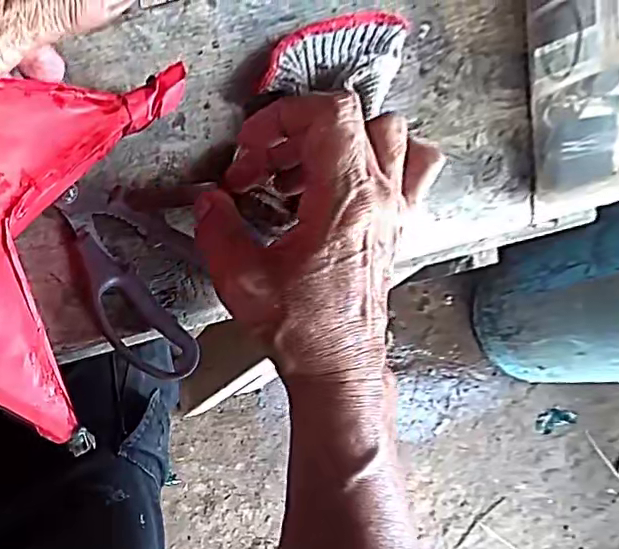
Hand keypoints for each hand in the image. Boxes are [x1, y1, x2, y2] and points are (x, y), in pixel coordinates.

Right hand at [193, 92, 442, 387]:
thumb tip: (208, 204)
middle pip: (350, 120)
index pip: (326, 115)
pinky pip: (410, 165)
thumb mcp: (242, 280)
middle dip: (295, 135)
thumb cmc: (302, 330)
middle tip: (261, 169)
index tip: (250, 147)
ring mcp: (395, 208)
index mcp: (344, 199)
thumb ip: (219, 233)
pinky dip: (379, 159)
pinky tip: (347, 183)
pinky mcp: (396, 225)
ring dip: (338, 142)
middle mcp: (380, 195)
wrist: (335, 362)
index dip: (280, 119)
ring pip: (385, 134)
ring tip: (301, 172)